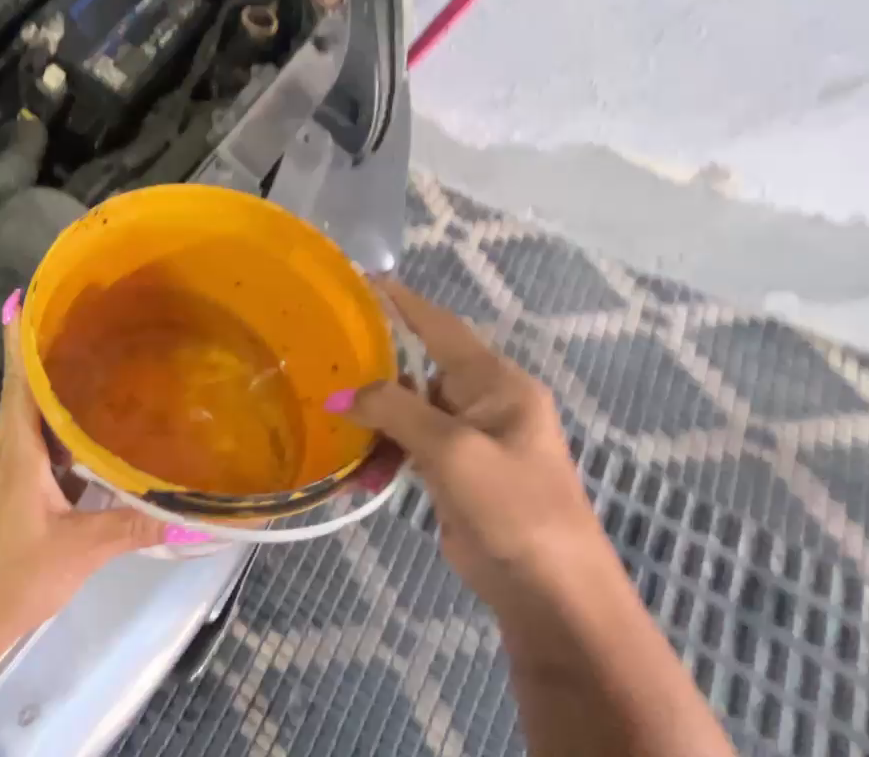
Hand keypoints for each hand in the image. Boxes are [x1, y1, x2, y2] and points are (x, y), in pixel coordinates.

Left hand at [0, 291, 164, 634]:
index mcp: (17, 448)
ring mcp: (12, 465)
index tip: (21, 296)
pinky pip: (42, 439)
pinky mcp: (20, 484)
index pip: (17, 380)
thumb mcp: (79, 548)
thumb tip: (197, 519)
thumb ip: (133, 529)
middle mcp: (10, 446)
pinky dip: (62, 421)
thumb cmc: (17, 572)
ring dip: (53, 383)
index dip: (17, 338)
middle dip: (42, 348)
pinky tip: (91, 424)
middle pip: (25, 386)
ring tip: (90, 355)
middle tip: (75, 314)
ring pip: (33, 413)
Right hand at [331, 281, 605, 608]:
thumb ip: (393, 408)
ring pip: (404, 411)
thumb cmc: (512, 505)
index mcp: (498, 385)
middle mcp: (485, 403)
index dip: (403, 302)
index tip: (361, 279)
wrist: (549, 589)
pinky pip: (405, 446)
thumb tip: (341, 395)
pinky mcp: (454, 473)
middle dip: (371, 372)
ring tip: (332, 430)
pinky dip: (381, 456)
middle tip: (319, 362)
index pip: (442, 328)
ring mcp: (469, 440)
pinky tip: (358, 476)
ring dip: (371, 425)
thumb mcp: (450, 449)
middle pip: (415, 370)